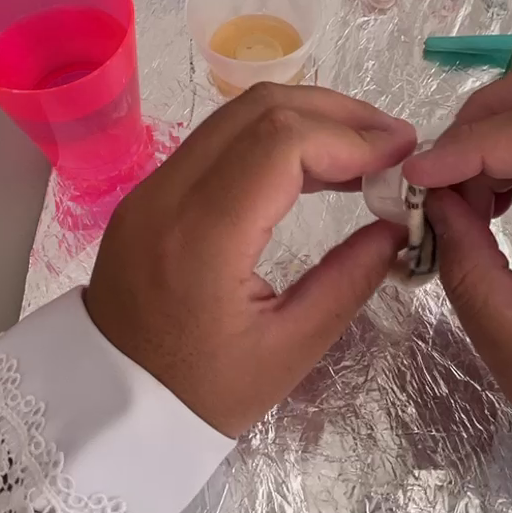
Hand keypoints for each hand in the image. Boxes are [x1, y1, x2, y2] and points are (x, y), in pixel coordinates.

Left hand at [87, 84, 416, 435]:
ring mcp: (153, 186)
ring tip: (365, 152)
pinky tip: (317, 165)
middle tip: (392, 143)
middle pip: (261, 108)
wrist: (111, 403)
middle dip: (337, 114)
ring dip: (309, 119)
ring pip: (239, 114)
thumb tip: (399, 225)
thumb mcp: (289, 351)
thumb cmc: (201, 393)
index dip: (350, 137)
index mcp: (202, 238)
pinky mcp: (153, 190)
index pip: (281, 143)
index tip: (401, 157)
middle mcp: (168, 194)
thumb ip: (350, 279)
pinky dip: (277, 137)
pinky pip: (222, 138)